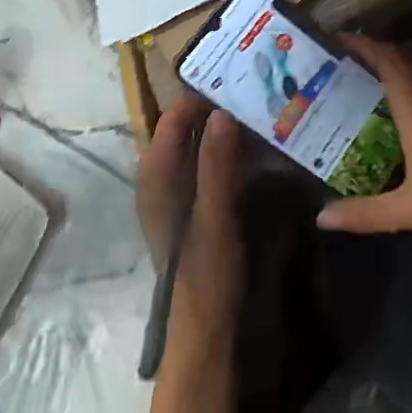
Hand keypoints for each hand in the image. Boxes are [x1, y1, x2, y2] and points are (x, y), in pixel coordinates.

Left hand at [136, 99, 244, 349]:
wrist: (201, 328)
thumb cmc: (204, 272)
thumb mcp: (214, 215)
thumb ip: (215, 164)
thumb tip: (221, 113)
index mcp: (155, 178)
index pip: (171, 120)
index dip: (198, 100)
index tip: (235, 84)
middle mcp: (157, 181)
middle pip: (181, 132)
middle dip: (213, 113)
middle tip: (253, 98)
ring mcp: (173, 196)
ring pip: (193, 150)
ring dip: (220, 135)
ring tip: (257, 120)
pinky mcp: (189, 210)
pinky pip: (203, 170)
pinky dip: (223, 157)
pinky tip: (252, 158)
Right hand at [315, 35, 411, 238]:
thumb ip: (366, 214)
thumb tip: (322, 218)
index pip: (384, 59)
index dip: (360, 44)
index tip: (335, 39)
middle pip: (398, 68)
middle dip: (366, 66)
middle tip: (334, 79)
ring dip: (388, 89)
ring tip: (359, 108)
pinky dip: (410, 108)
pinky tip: (404, 137)